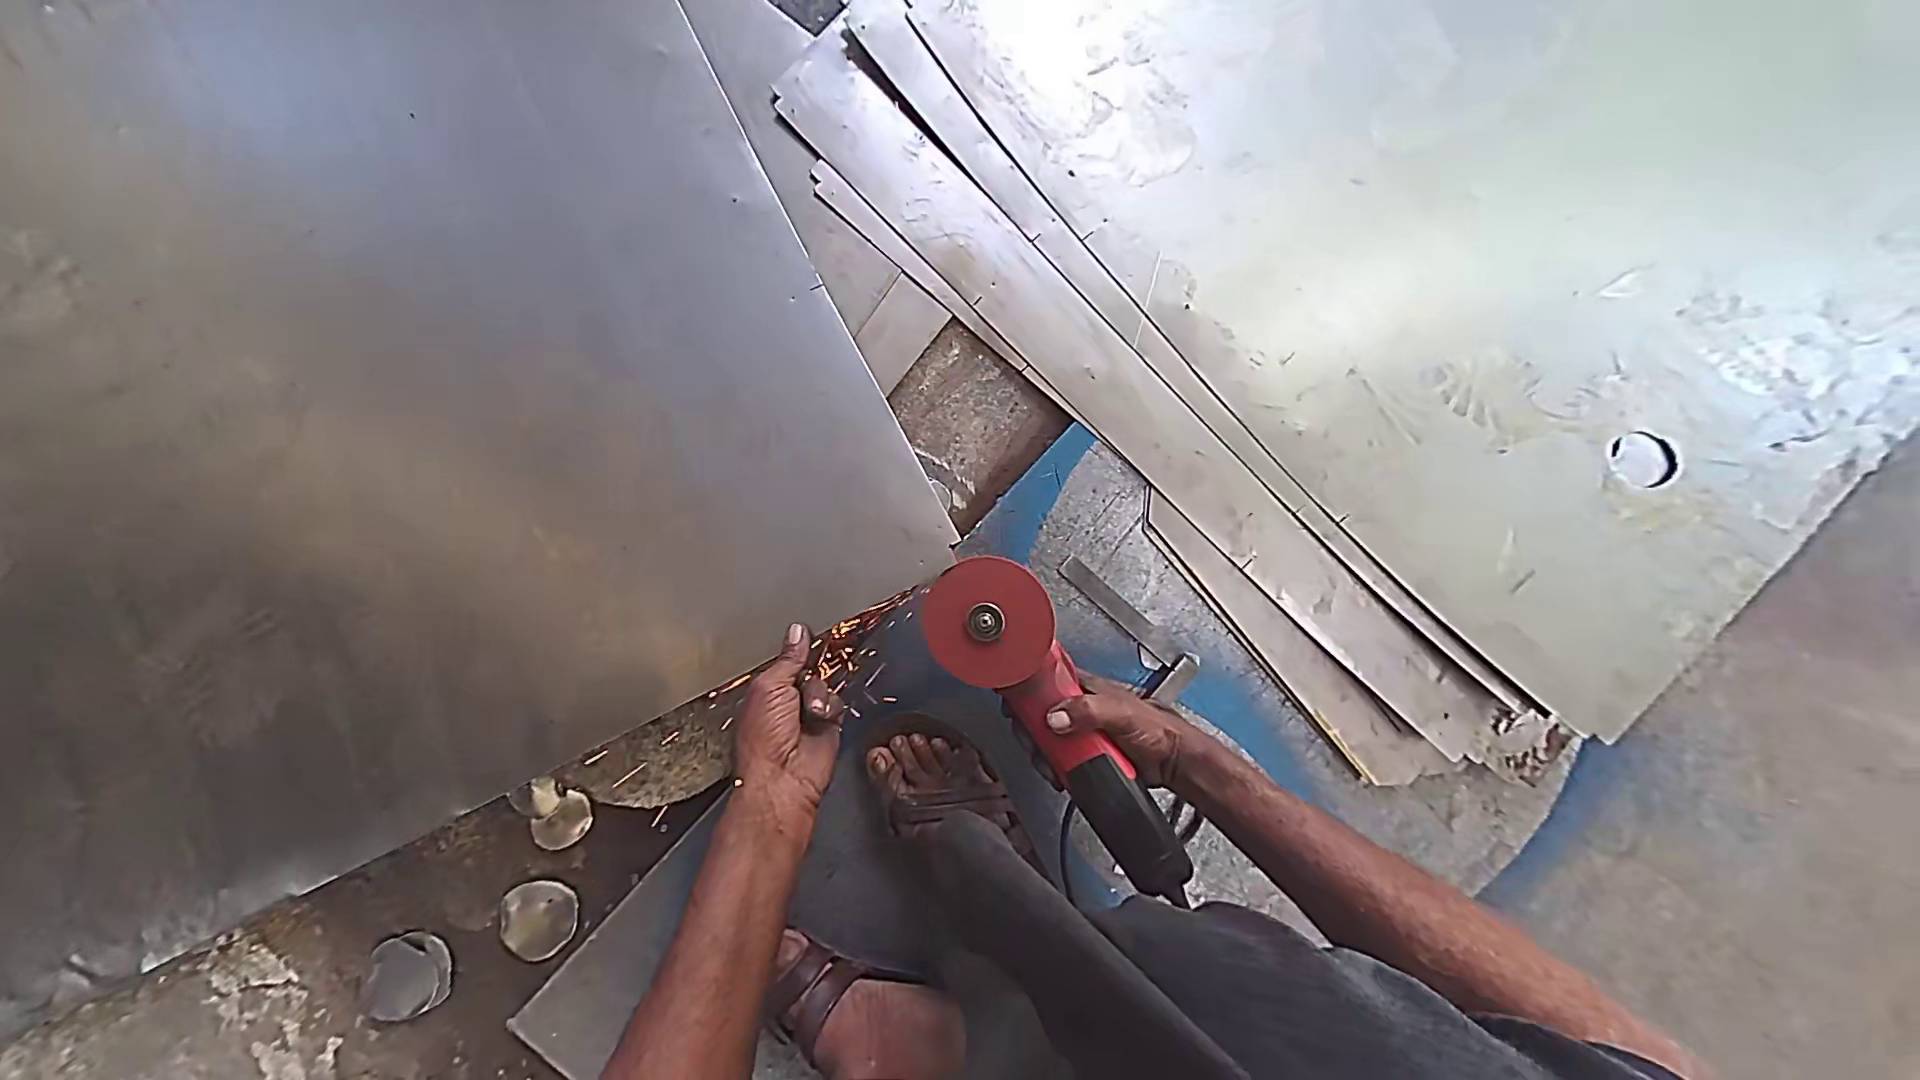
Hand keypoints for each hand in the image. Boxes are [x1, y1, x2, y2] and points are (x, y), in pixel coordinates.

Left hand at [732, 623, 844, 831]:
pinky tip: (819, 719)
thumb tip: (797, 632)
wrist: (784, 778)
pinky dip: (830, 707)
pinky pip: (837, 701)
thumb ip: (788, 658)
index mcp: (764, 690)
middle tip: (803, 682)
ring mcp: (808, 711)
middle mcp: (786, 699)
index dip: (797, 650)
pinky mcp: (828, 723)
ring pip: (825, 682)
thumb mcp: (769, 686)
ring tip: (808, 712)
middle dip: (810, 670)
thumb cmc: (763, 739)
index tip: (808, 635)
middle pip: (809, 668)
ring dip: (818, 693)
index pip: (785, 660)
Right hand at [1043, 673, 1212, 791]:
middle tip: (1034, 742)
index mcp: (1083, 686)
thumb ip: (1087, 710)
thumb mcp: (1119, 713)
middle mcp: (1077, 705)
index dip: (1026, 687)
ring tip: (1052, 764)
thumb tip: (1055, 716)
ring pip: (1046, 737)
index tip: (1015, 701)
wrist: (1172, 760)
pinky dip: (1054, 767)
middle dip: (1031, 729)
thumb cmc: (1156, 729)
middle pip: (1039, 712)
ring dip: (1042, 752)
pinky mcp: (1082, 752)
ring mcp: (1079, 729)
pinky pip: (1059, 757)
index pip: (1045, 678)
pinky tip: (1060, 773)